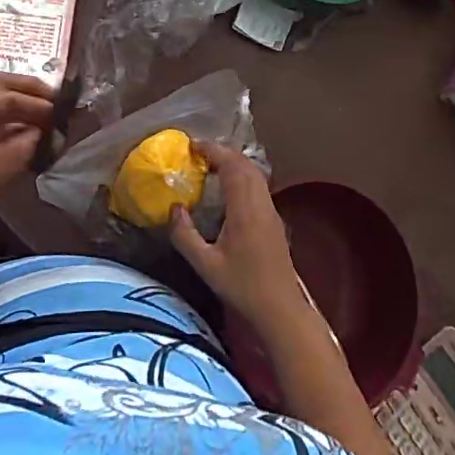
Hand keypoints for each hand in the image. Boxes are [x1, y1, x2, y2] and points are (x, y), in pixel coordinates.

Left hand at [0, 73, 55, 209]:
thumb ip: (17, 151)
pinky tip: (45, 141)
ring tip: (59, 121)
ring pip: (7, 112)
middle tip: (63, 101)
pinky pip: (8, 134)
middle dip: (33, 93)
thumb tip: (46, 136)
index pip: (5, 97)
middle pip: (4, 92)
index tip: (61, 112)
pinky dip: (27, 135)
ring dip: (32, 114)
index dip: (35, 103)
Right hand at [168, 140, 306, 327]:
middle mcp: (261, 204)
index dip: (213, 151)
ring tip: (209, 166)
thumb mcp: (205, 265)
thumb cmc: (242, 287)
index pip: (232, 166)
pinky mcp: (274, 220)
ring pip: (255, 174)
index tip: (192, 146)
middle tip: (198, 153)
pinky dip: (242, 176)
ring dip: (234, 163)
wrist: (281, 308)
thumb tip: (174, 208)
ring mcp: (271, 210)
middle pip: (246, 164)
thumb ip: (184, 235)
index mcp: (245, 210)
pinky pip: (258, 185)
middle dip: (222, 152)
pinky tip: (227, 189)